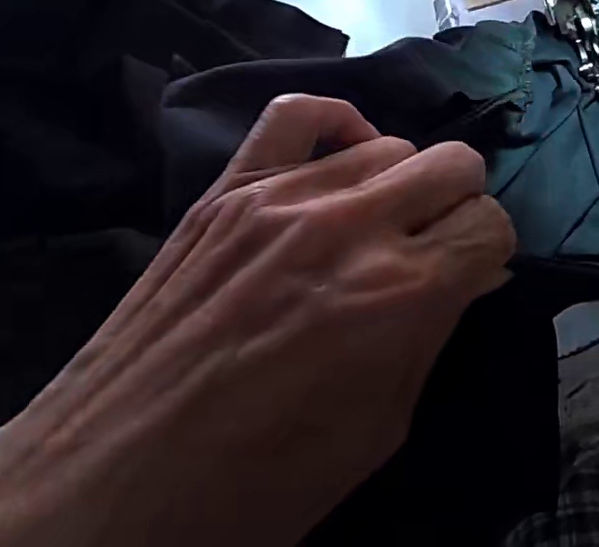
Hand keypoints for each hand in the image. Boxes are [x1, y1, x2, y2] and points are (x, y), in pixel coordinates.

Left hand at [0, 95, 516, 546]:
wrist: (107, 486)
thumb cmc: (259, 485)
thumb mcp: (381, 427)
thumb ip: (437, 331)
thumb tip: (476, 270)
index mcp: (398, 295)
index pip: (490, 226)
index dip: (490, 251)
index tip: (473, 271)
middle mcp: (350, 228)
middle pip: (455, 164)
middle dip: (462, 204)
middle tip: (437, 243)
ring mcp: (284, 196)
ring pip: (392, 142)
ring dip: (404, 182)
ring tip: (381, 222)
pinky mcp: (231, 186)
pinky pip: (300, 112)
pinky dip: (336, 125)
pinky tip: (341, 159)